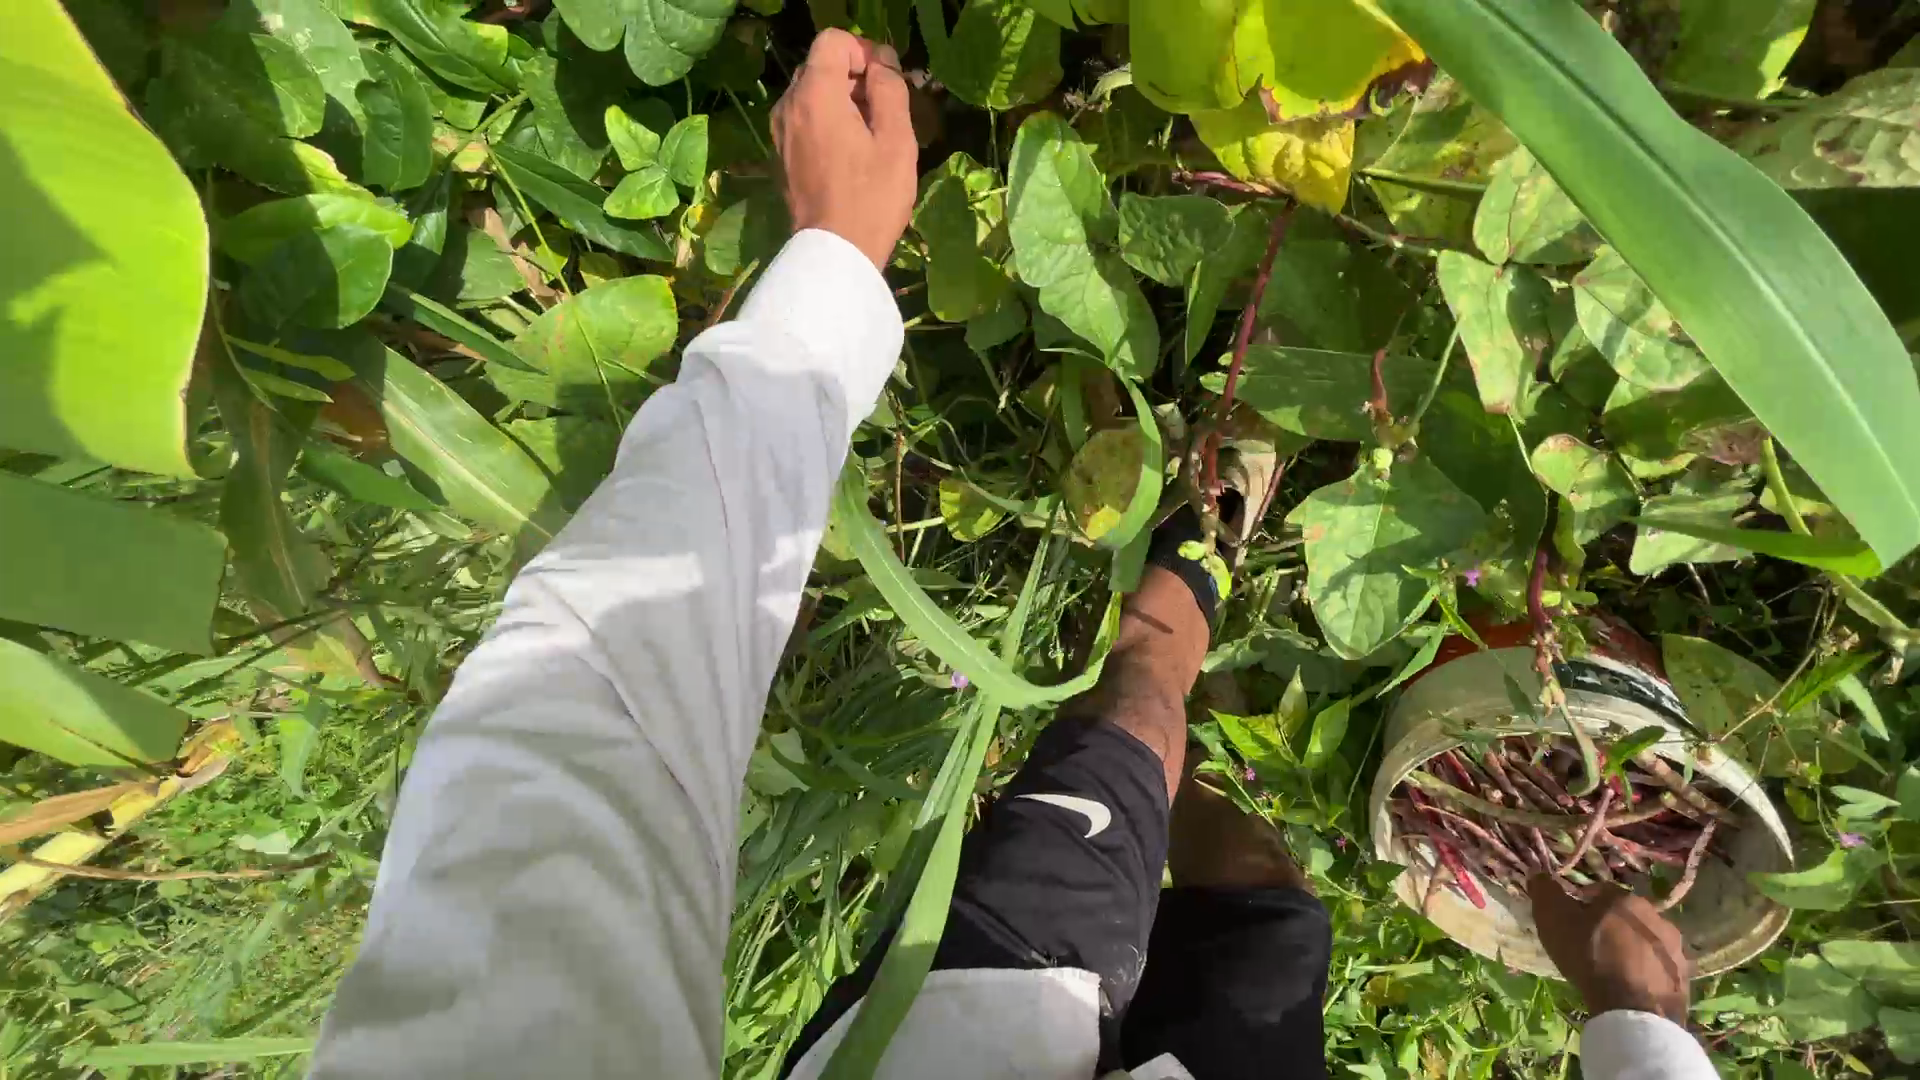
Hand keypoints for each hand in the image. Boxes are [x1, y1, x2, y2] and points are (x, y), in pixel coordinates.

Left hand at [770, 30, 917, 269]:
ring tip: (868, 138)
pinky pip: (803, 126)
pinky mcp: (780, 160)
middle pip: (820, 68)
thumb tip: (881, 66)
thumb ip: (890, 90)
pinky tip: (848, 159)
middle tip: (884, 112)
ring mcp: (779, 135)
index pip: (834, 41)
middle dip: (853, 79)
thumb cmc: (871, 199)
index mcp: (815, 94)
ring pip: (810, 98)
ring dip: (840, 105)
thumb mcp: (896, 141)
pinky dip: (825, 128)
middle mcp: (788, 106)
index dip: (865, 52)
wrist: (835, 255)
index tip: (887, 81)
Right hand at [1527, 875, 1691, 1022]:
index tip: (1570, 919)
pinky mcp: (1686, 977)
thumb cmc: (1588, 954)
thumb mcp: (1553, 917)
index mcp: (1626, 898)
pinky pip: (1657, 964)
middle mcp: (1658, 917)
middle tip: (1590, 940)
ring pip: (1643, 938)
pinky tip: (1629, 980)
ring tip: (1611, 964)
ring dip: (1629, 945)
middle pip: (1624, 914)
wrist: (1631, 1009)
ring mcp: (1677, 949)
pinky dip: (1644, 967)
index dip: (1581, 903)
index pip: (1599, 891)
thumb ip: (1545, 890)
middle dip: (1609, 923)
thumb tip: (1540, 873)